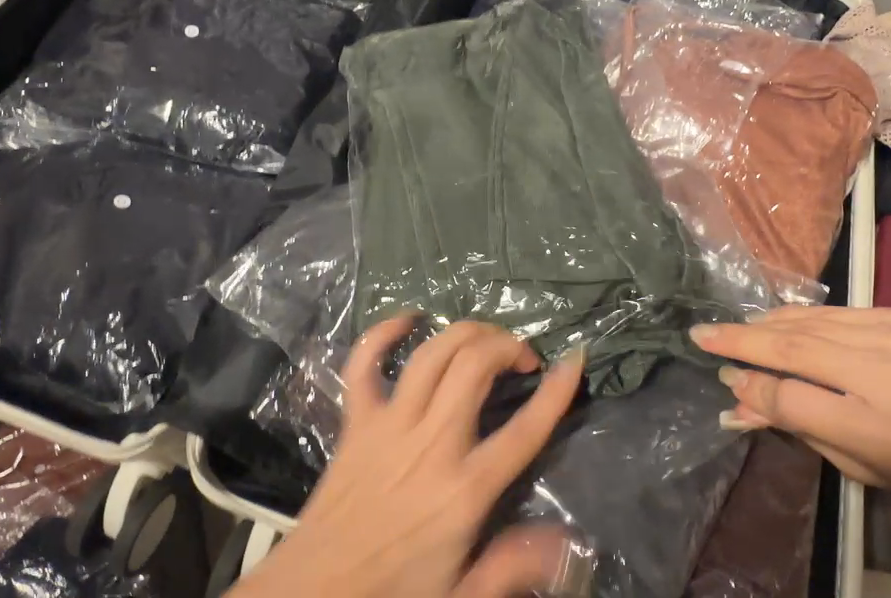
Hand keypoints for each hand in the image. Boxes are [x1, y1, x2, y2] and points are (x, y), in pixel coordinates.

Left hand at [231, 317, 587, 597]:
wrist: (315, 591)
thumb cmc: (395, 590)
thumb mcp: (463, 593)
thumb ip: (513, 565)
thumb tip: (569, 543)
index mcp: (465, 489)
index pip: (524, 430)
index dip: (557, 391)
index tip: (574, 361)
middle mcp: (431, 443)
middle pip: (475, 366)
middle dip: (507, 345)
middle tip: (522, 359)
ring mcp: (389, 425)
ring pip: (432, 353)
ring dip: (465, 333)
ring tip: (485, 340)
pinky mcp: (356, 420)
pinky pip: (364, 362)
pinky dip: (384, 332)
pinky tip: (408, 319)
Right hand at [690, 307, 890, 513]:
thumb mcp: (860, 466)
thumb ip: (799, 428)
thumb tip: (738, 403)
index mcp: (880, 426)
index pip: (795, 397)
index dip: (753, 387)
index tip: (724, 381)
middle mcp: (885, 371)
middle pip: (795, 347)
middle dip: (741, 341)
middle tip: (700, 335)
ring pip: (809, 322)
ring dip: (763, 324)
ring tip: (729, 329)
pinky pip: (832, 313)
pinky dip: (796, 317)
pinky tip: (772, 322)